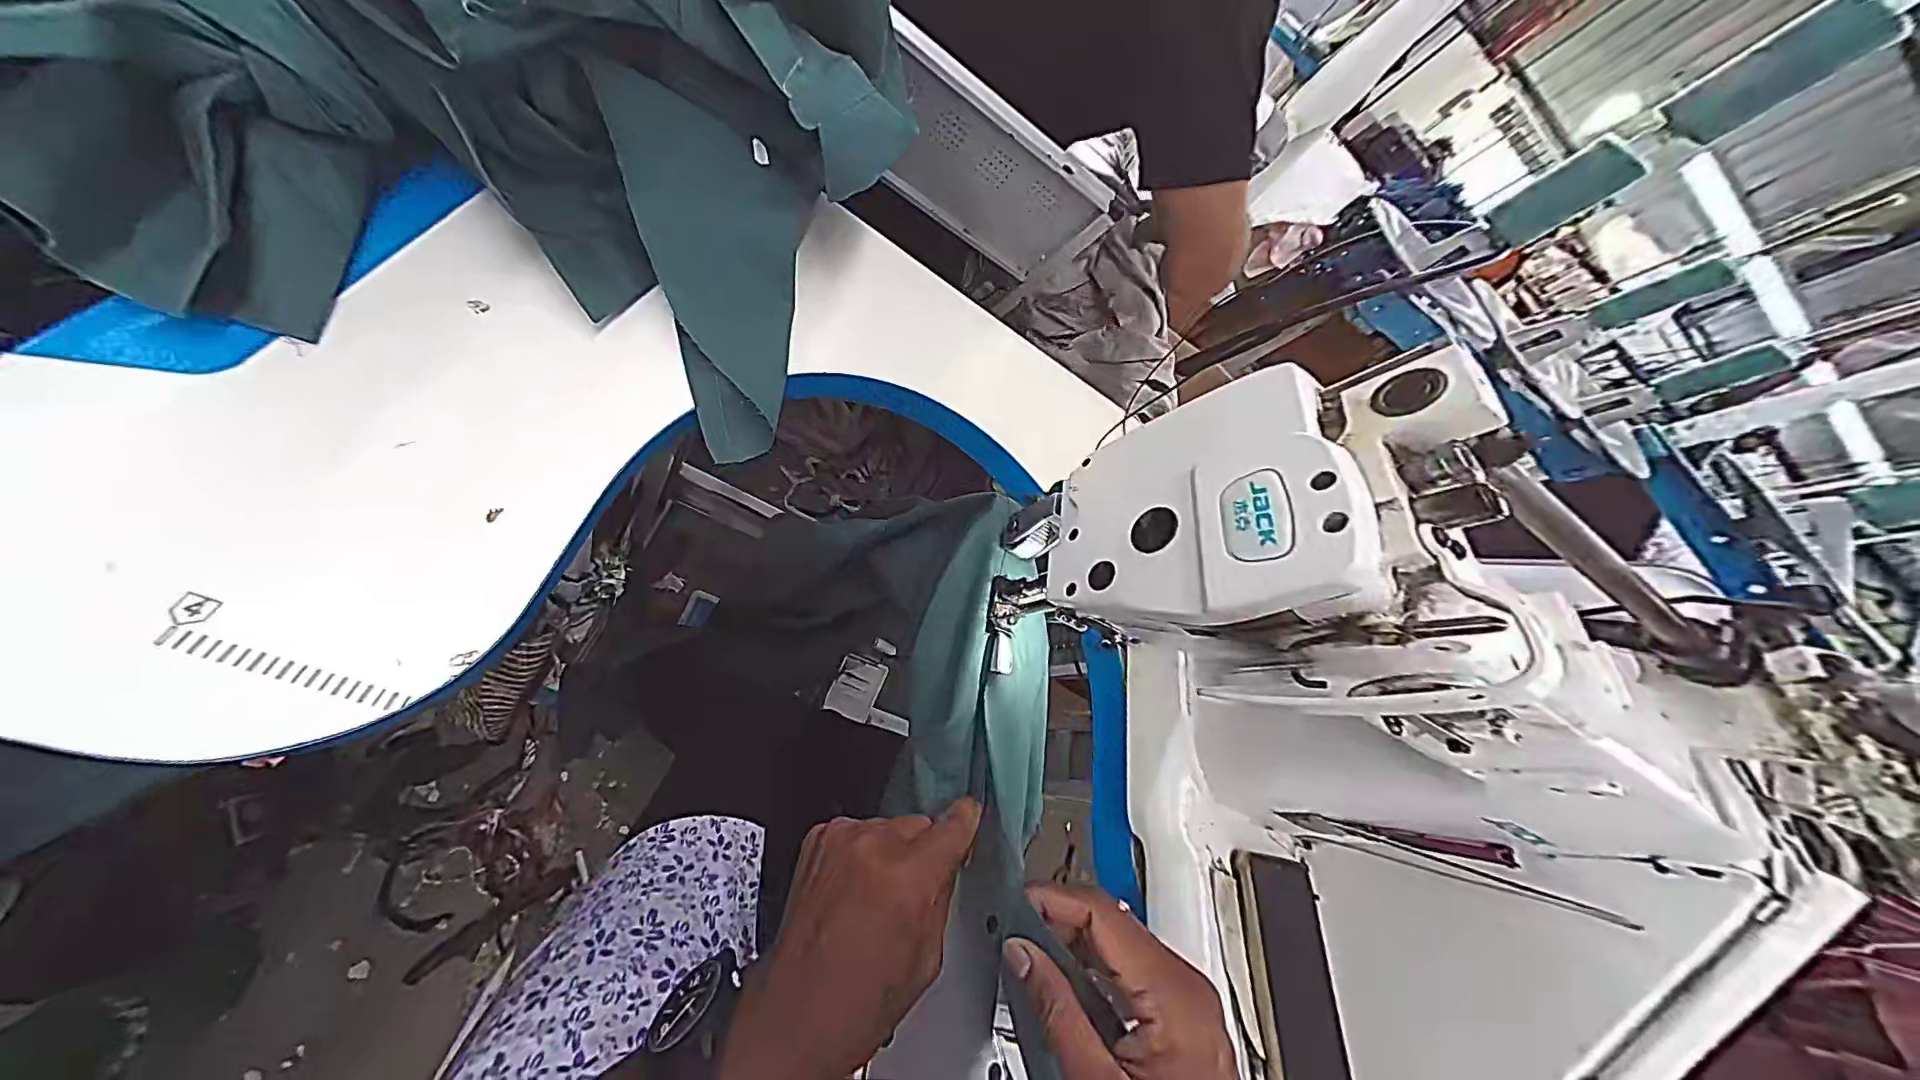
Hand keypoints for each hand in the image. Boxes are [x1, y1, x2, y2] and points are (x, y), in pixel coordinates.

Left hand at [718, 798, 982, 1079]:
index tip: (968, 816)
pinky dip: (859, 852)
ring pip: (887, 827)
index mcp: (909, 876)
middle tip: (908, 893)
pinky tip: (852, 890)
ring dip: (888, 852)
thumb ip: (942, 896)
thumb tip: (947, 866)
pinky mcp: (818, 841)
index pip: (953, 824)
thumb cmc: (853, 1003)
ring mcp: (840, 840)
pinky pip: (856, 832)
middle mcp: (873, 847)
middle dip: (921, 853)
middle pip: (920, 824)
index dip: (966, 821)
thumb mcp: (926, 957)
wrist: (795, 1016)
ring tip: (873, 898)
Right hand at [1005, 883, 1234, 1079]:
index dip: (1054, 900)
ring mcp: (1187, 999)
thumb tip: (1022, 954)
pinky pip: (1128, 970)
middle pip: (1111, 922)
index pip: (1103, 912)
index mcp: (1174, 993)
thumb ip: (1055, 1009)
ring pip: (1118, 942)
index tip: (1017, 902)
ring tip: (1030, 956)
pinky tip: (1062, 984)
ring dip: (1071, 943)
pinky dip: (1090, 968)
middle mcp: (1186, 986)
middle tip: (1015, 930)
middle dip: (1058, 920)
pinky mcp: (1180, 1014)